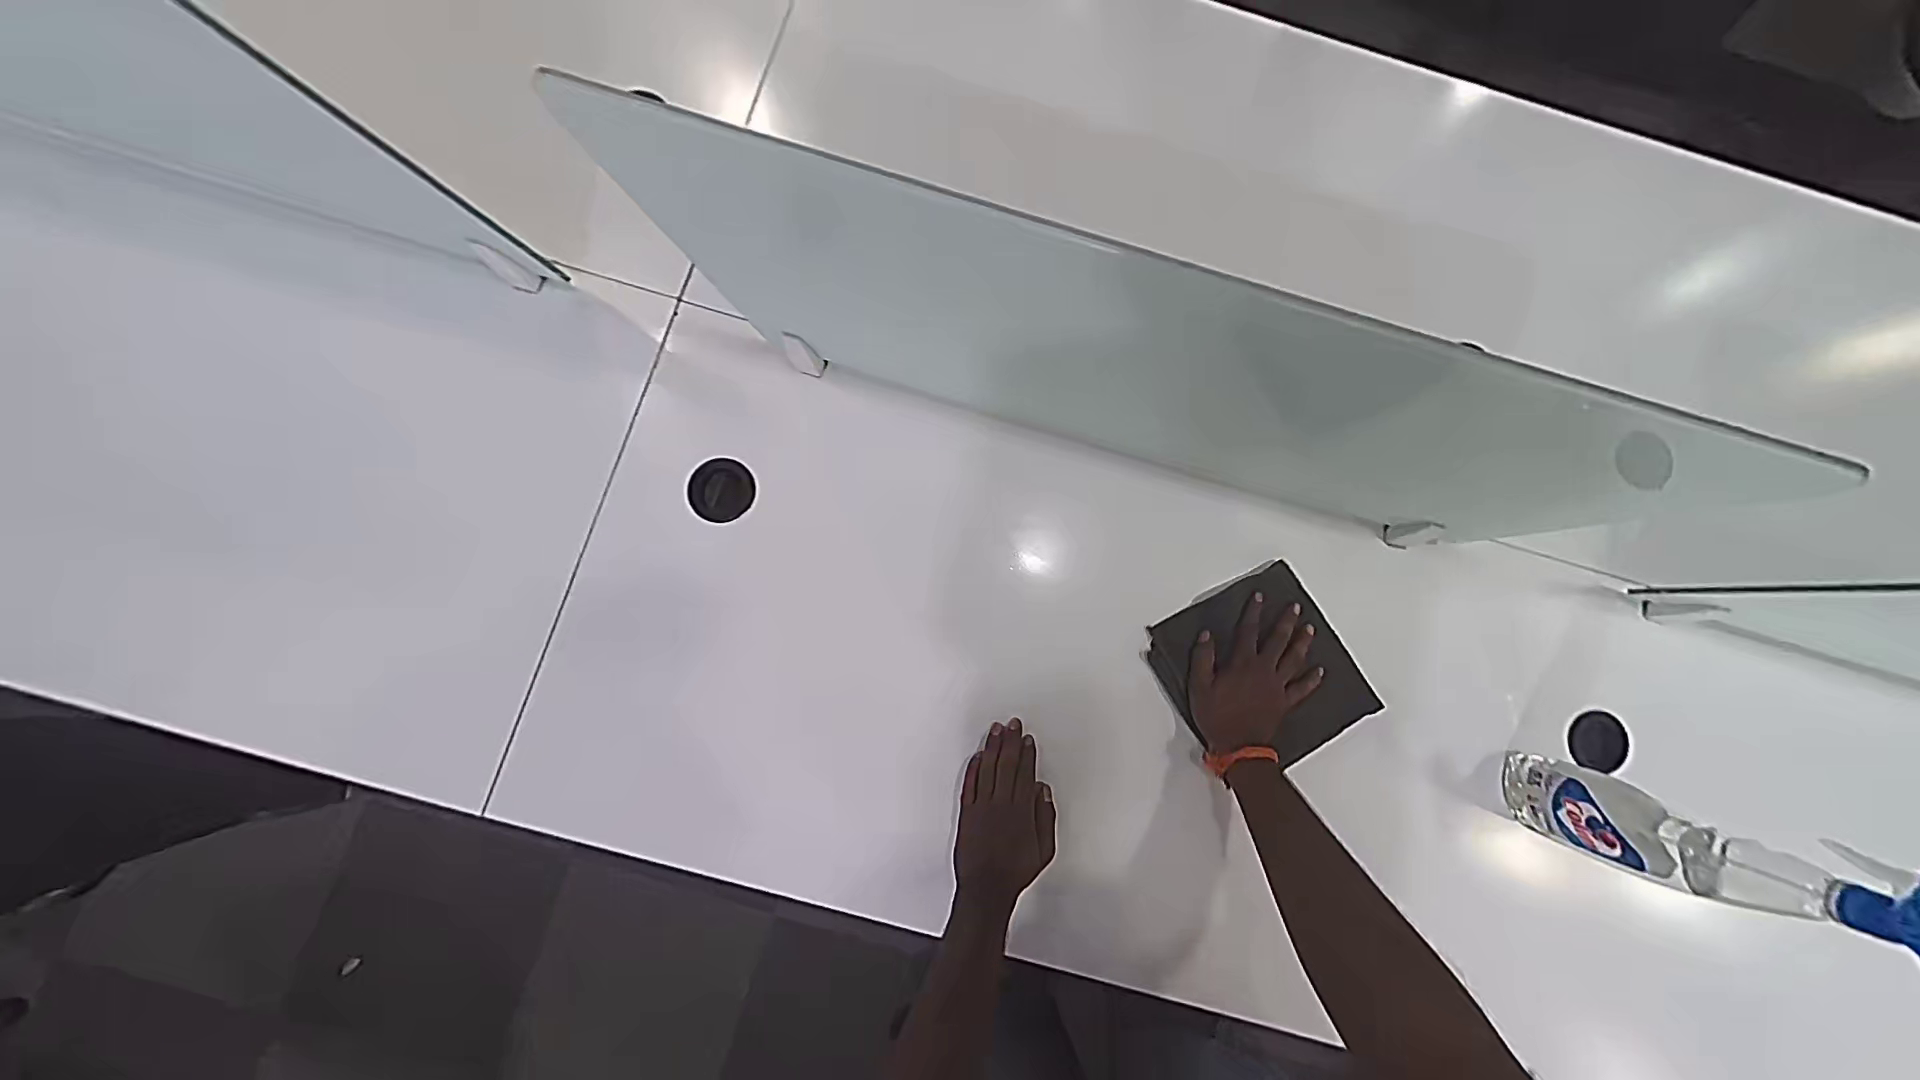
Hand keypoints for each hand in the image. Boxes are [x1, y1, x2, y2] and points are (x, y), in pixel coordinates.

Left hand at [953, 718, 1056, 919]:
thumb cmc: (1015, 871)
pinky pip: (970, 783)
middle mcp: (1001, 803)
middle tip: (1012, 724)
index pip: (1025, 773)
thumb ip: (1045, 817)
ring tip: (995, 730)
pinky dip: (973, 768)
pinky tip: (977, 755)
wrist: (986, 888)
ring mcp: (982, 806)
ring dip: (992, 747)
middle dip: (1010, 741)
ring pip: (987, 768)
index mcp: (1021, 810)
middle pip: (1007, 764)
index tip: (1027, 738)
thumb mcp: (1044, 849)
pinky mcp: (967, 812)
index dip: (1027, 753)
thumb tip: (1042, 791)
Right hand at [1189, 592, 1323, 752]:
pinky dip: (1312, 679)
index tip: (1259, 597)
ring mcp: (1277, 686)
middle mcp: (1263, 670)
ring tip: (1309, 629)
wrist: (1238, 747)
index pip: (1248, 630)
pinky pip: (1302, 688)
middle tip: (1295, 608)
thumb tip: (1207, 636)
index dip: (1253, 611)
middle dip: (1286, 622)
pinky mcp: (1285, 702)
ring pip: (1294, 659)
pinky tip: (1320, 671)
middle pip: (1278, 640)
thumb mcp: (1199, 685)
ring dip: (1302, 643)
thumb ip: (1203, 658)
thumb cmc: (1217, 716)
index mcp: (1242, 664)